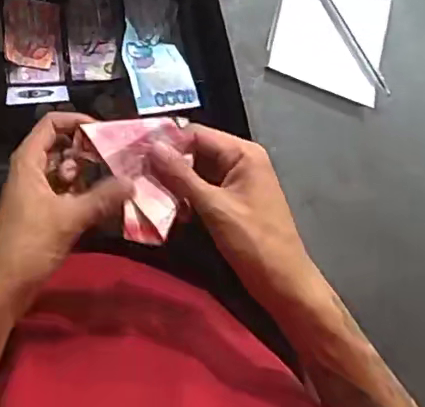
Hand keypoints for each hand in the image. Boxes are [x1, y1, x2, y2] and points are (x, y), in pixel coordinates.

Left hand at [0, 112, 131, 309]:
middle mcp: (31, 168)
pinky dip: (82, 192)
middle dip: (87, 150)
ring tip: (117, 180)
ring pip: (64, 169)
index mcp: (28, 159)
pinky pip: (64, 190)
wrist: (5, 283)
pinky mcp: (41, 209)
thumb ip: (101, 198)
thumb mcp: (69, 218)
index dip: (76, 121)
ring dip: (87, 173)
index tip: (104, 132)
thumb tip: (132, 182)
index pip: (51, 123)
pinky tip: (104, 201)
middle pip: (60, 144)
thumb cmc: (30, 242)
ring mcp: (35, 188)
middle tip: (117, 159)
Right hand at [146, 124, 327, 314]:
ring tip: (145, 187)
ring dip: (172, 179)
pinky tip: (165, 203)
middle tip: (137, 171)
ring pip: (193, 168)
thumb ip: (180, 175)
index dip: (166, 142)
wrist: (287, 291)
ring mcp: (235, 180)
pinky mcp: (229, 198)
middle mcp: (239, 160)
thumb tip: (151, 146)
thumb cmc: (256, 245)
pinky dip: (183, 193)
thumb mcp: (214, 207)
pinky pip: (199, 185)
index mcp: (243, 153)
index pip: (194, 134)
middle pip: (192, 150)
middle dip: (166, 162)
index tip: (137, 153)